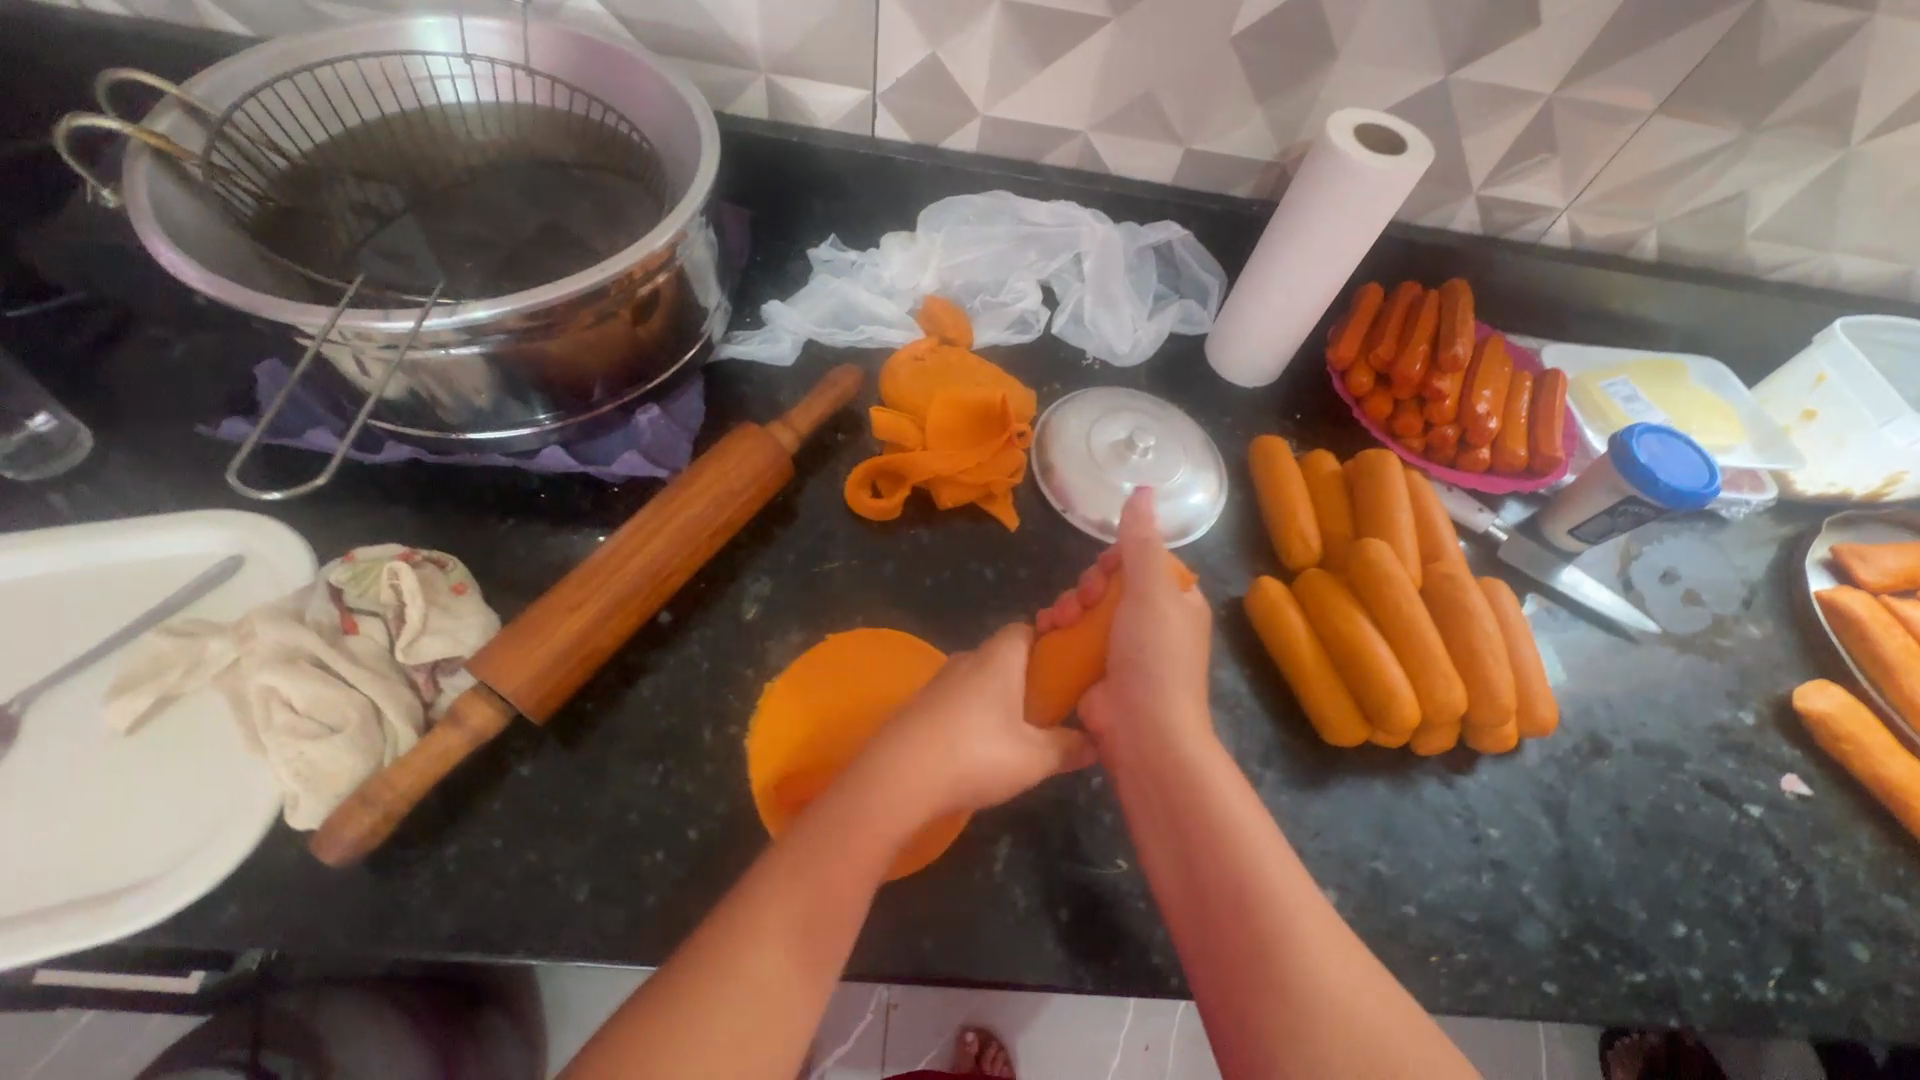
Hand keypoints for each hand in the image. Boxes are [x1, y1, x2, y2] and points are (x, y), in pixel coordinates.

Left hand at [850, 623, 1095, 820]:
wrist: (897, 778)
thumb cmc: (976, 755)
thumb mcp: (1035, 758)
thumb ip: (1068, 746)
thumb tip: (1096, 740)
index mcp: (998, 657)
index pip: (1025, 628)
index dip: (1048, 642)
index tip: (1066, 668)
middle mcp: (966, 660)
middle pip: (1001, 656)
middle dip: (1025, 677)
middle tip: (1049, 708)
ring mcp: (937, 684)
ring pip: (976, 681)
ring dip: (995, 701)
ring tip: (1017, 734)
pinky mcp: (917, 709)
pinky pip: (954, 704)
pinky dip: (970, 718)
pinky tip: (978, 750)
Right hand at [1036, 488, 1213, 749]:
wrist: (1142, 732)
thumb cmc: (1154, 658)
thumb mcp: (1151, 591)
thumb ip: (1141, 541)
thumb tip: (1145, 488)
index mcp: (1176, 602)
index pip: (1144, 561)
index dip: (1119, 558)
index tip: (1106, 568)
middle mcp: (1152, 623)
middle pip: (1110, 584)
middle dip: (1088, 585)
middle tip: (1083, 600)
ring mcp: (1123, 649)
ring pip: (1087, 609)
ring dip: (1069, 606)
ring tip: (1059, 619)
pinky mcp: (1097, 671)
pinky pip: (1073, 638)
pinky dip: (1058, 631)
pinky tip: (1046, 630)